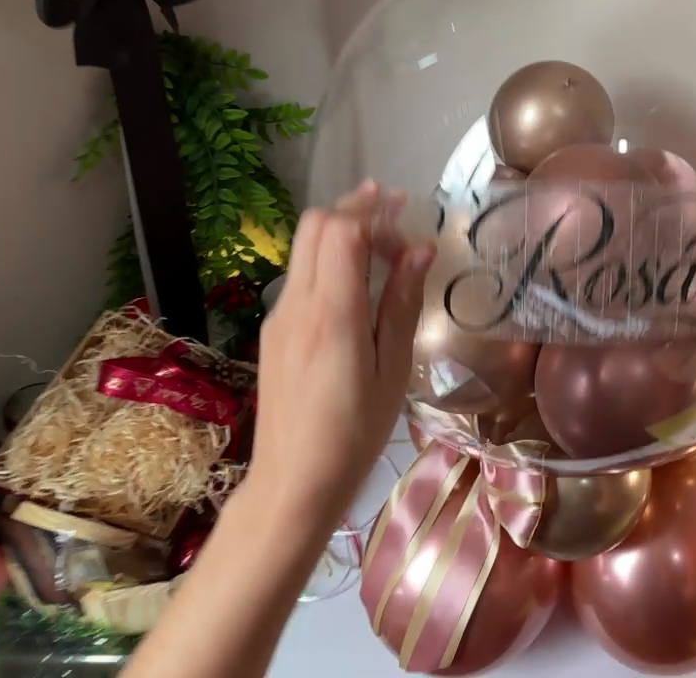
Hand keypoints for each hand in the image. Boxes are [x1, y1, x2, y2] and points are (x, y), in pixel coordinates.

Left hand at [249, 182, 433, 526]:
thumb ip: (401, 303)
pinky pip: (302, 275)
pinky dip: (330, 260)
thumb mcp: (392, 369)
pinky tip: (358, 287)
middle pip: (315, 225)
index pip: (342, 231)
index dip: (374, 211)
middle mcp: (297, 304)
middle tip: (396, 218)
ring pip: (304, 247)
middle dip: (355, 210)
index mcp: (331, 314)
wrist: (292, 484)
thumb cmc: (356, 433)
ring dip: (342, 233)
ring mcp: (279, 317)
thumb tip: (420, 249)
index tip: (407, 212)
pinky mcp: (275, 331)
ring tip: (384, 249)